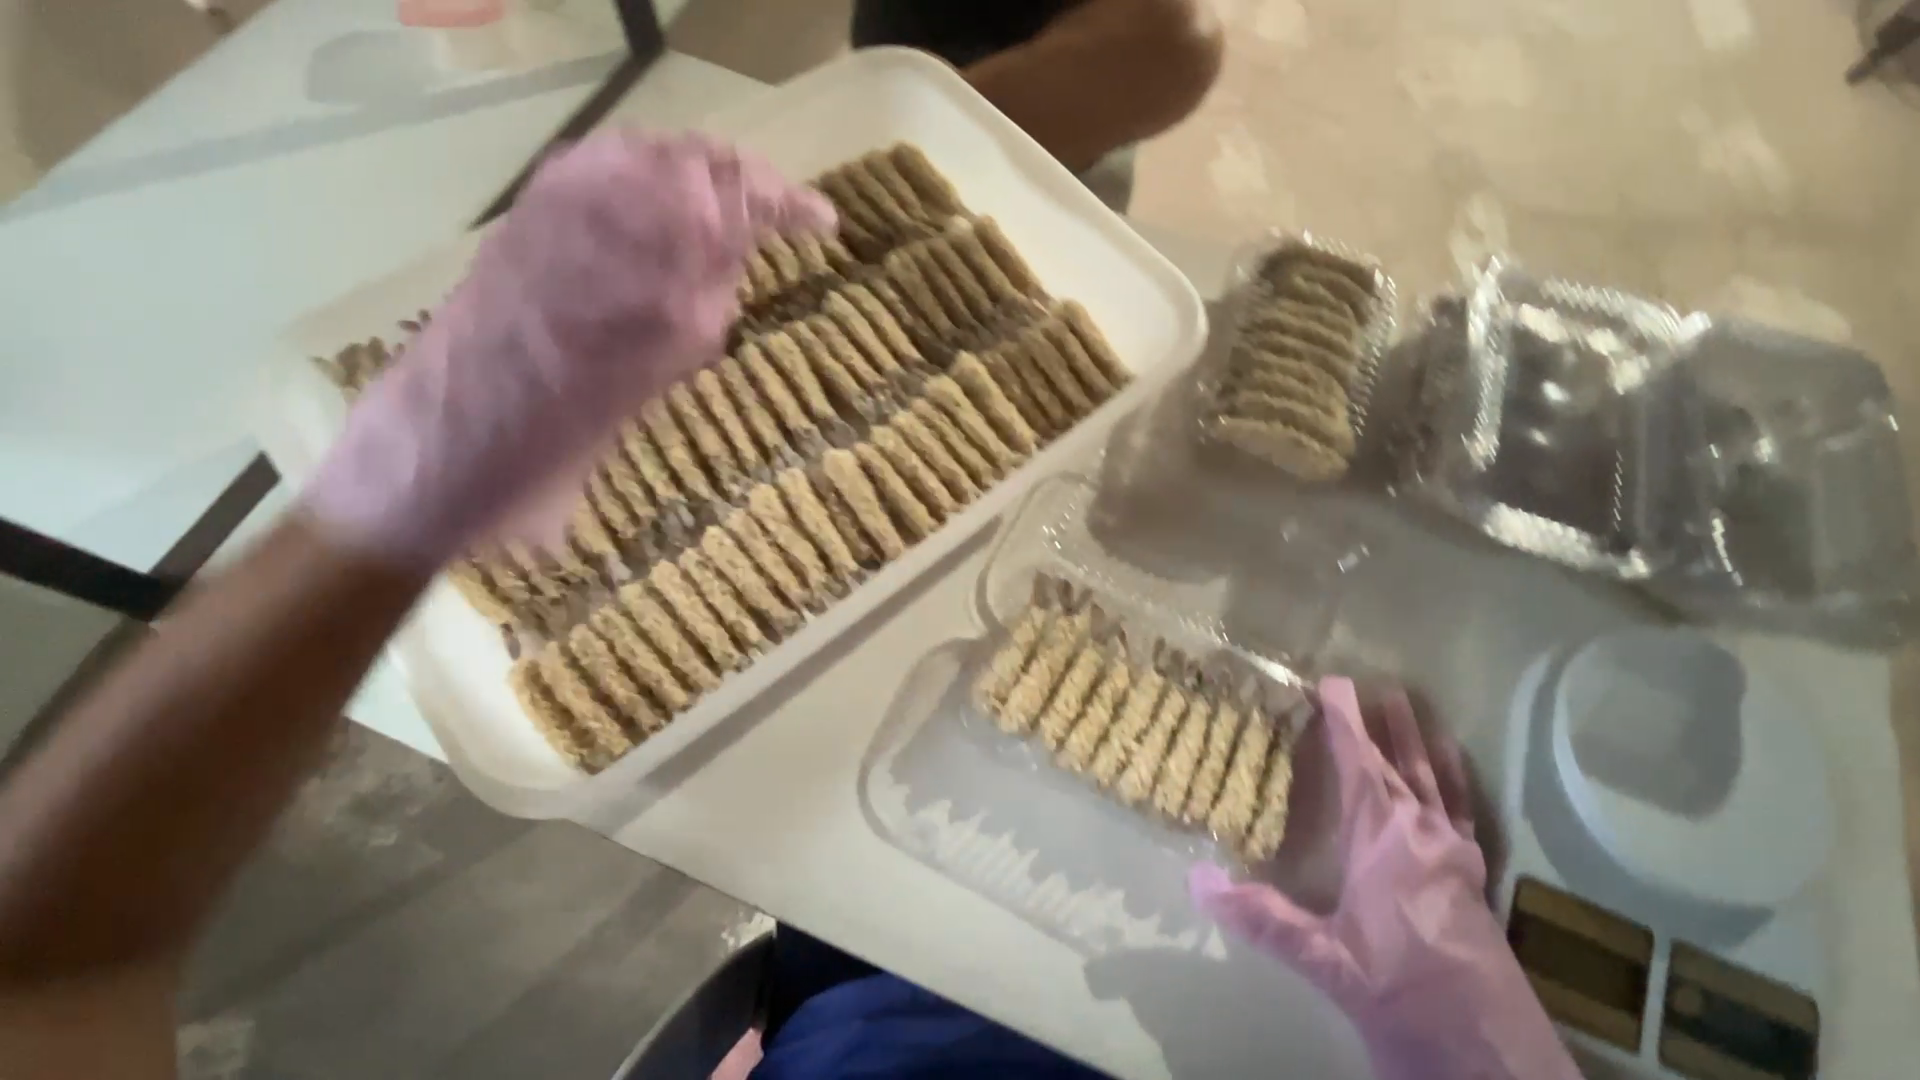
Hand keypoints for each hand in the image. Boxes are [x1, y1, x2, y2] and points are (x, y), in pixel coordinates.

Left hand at [302, 130, 834, 565]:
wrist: (451, 440)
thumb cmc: (564, 436)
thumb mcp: (665, 372)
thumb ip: (709, 300)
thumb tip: (739, 248)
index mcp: (668, 272)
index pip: (748, 198)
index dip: (791, 204)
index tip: (824, 224)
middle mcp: (621, 216)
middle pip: (703, 163)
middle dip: (745, 187)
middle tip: (774, 218)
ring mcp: (569, 202)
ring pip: (656, 158)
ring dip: (697, 181)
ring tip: (721, 216)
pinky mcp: (530, 209)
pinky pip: (605, 171)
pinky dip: (645, 182)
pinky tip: (655, 217)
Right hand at [1190, 677, 1579, 1079]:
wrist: (1488, 1052)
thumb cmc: (1399, 989)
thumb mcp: (1323, 959)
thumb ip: (1260, 915)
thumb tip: (1195, 878)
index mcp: (1385, 838)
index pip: (1360, 763)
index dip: (1344, 720)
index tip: (1332, 682)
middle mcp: (1424, 834)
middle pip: (1402, 763)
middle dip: (1384, 723)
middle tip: (1374, 685)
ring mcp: (1457, 855)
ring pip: (1438, 781)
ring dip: (1423, 743)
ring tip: (1417, 710)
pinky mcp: (1476, 880)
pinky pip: (1466, 812)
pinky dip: (1457, 783)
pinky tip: (1455, 779)